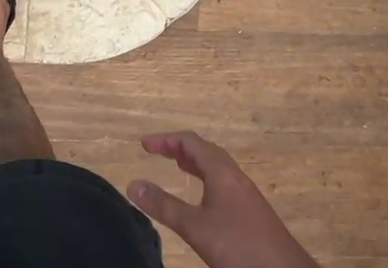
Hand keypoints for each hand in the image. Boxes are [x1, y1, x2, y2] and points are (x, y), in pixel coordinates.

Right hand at [127, 132, 319, 267]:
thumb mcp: (195, 228)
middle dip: (179, 147)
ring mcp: (248, 196)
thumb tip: (132, 185)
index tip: (143, 145)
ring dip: (195, 163)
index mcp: (222, 173)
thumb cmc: (240, 248)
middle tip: (157, 152)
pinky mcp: (254, 215)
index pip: (190, 142)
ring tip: (178, 167)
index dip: (165, 139)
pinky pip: (225, 183)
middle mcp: (236, 178)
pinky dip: (207, 179)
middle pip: (205, 151)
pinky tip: (204, 200)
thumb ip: (164, 206)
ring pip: (217, 168)